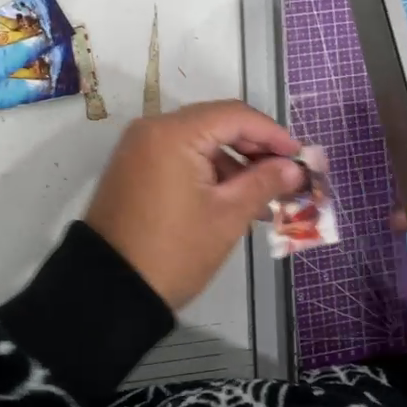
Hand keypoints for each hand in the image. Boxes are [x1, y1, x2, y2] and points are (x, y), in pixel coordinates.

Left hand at [85, 100, 305, 310]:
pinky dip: (208, 169)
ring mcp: (140, 146)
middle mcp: (153, 128)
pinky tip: (232, 197)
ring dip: (233, 160)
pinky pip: (180, 154)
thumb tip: (293, 167)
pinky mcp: (134, 166)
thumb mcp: (227, 217)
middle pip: (217, 122)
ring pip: (199, 139)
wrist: (107, 292)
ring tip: (264, 193)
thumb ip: (263, 183)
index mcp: (174, 132)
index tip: (299, 156)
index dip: (272, 133)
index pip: (235, 115)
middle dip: (254, 146)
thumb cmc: (173, 251)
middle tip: (285, 173)